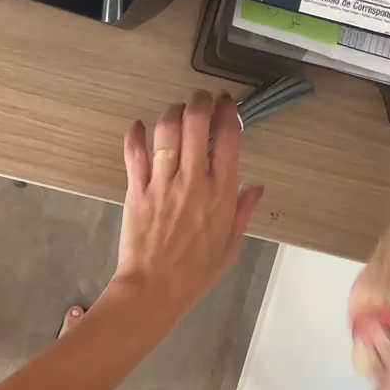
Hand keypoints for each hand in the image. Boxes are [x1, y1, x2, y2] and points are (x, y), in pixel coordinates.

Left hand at [111, 91, 264, 319]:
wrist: (154, 289)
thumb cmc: (194, 273)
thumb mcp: (230, 246)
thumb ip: (242, 212)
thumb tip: (255, 187)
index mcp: (220, 194)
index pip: (228, 137)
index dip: (228, 112)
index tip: (226, 104)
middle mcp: (192, 181)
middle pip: (196, 122)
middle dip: (200, 102)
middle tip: (201, 100)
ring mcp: (162, 183)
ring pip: (166, 130)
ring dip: (172, 112)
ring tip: (176, 112)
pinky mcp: (136, 190)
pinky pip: (134, 153)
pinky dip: (135, 134)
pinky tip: (138, 127)